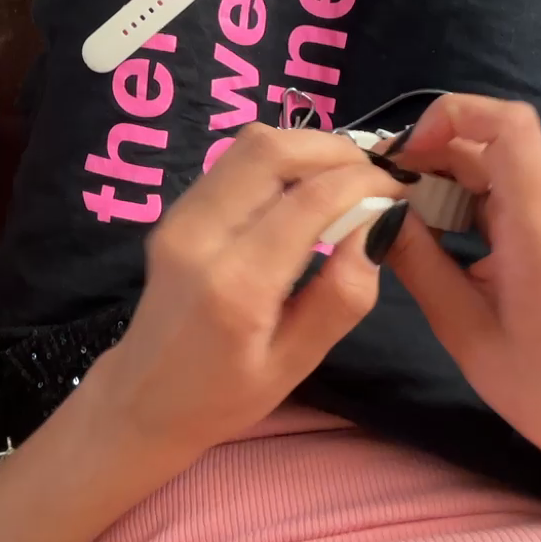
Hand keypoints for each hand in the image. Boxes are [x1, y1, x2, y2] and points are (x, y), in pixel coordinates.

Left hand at [85, 123, 406, 458]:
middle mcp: (200, 234)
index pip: (307, 200)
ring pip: (248, 145)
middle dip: (333, 149)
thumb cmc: (225, 395)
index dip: (361, 181)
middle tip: (372, 173)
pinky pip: (232, 162)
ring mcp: (180, 215)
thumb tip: (378, 227)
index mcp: (235, 284)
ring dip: (304, 147)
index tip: (397, 187)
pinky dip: (277, 158)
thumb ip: (341, 296)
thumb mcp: (296, 364)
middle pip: (271, 150)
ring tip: (343, 176)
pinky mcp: (175, 209)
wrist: (143, 396)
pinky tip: (302, 185)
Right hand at [383, 95, 540, 484]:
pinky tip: (440, 233)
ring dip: (442, 179)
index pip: (511, 128)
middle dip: (426, 157)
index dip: (452, 115)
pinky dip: (465, 196)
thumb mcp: (461, 329)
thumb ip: (414, 259)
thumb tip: (370, 206)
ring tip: (405, 219)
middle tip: (380, 193)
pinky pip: (507, 186)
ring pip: (493, 164)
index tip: (404, 153)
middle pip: (487, 146)